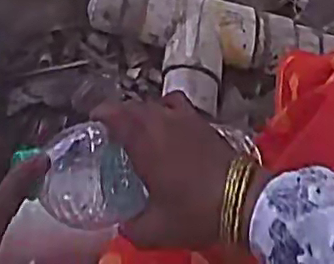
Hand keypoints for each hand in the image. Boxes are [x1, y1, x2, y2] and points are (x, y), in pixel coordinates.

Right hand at [92, 94, 253, 249]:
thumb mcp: (157, 230)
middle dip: (119, 114)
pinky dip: (164, 106)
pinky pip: (174, 102)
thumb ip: (133, 227)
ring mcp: (182, 116)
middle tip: (112, 129)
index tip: (93, 118)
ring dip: (141, 111)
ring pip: (153, 103)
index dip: (102, 113)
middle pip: (133, 106)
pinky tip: (167, 120)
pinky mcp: (199, 118)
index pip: (116, 115)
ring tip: (137, 127)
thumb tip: (122, 224)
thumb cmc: (194, 211)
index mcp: (144, 141)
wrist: (240, 198)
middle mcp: (160, 120)